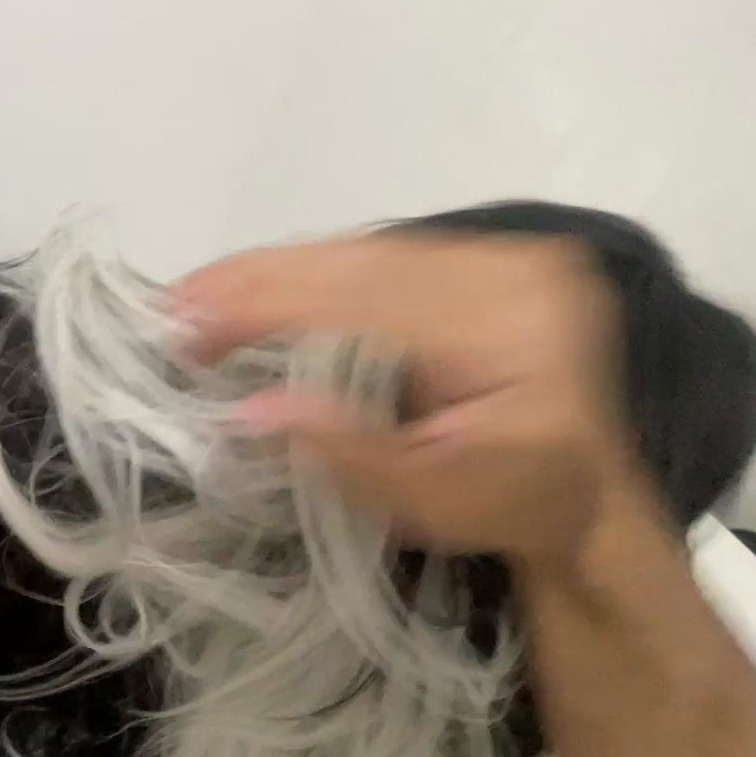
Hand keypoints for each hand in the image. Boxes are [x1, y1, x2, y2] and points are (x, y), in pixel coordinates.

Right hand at [174, 231, 642, 567]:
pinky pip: (373, 256)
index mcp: (508, 325)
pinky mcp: (475, 263)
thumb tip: (250, 408)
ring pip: (359, 249)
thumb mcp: (428, 500)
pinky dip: (304, 273)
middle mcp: (508, 268)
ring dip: (270, 271)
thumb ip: (346, 451)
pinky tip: (255, 286)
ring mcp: (495, 257)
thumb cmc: (507, 506)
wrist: (582, 496)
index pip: (363, 300)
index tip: (187, 327)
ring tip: (197, 292)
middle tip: (173, 301)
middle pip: (357, 260)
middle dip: (253, 279)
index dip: (264, 308)